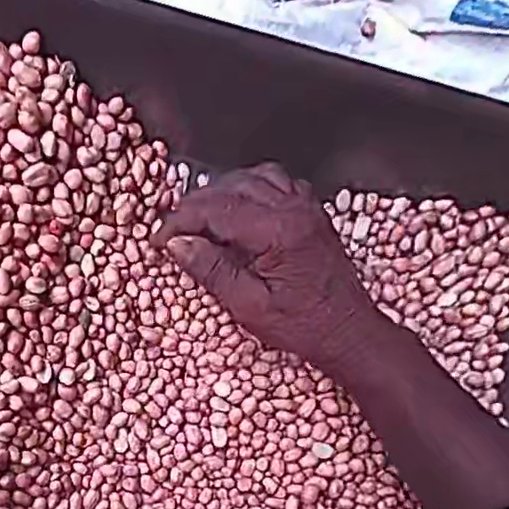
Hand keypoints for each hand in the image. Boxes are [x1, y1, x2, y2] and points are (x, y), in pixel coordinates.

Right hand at [156, 162, 385, 371]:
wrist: (348, 331)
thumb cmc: (303, 327)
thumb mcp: (248, 307)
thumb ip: (212, 271)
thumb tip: (178, 244)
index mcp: (278, 231)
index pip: (216, 209)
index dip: (180, 220)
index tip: (160, 239)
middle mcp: (295, 209)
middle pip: (232, 186)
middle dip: (195, 205)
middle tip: (173, 230)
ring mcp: (306, 207)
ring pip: (254, 177)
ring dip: (221, 192)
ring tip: (198, 218)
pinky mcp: (311, 213)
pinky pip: (276, 183)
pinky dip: (249, 189)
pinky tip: (237, 211)